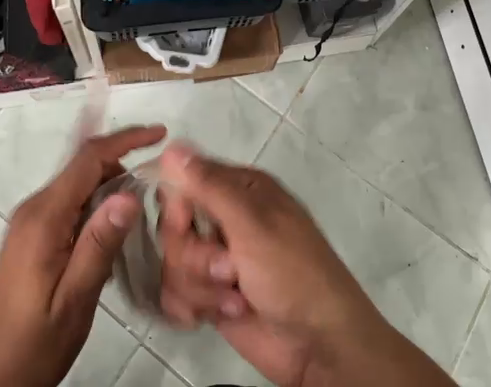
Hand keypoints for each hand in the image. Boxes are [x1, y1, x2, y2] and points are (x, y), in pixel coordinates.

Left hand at [0, 125, 166, 386]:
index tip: (161, 133)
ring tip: (148, 212)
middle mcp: (34, 209)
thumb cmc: (35, 342)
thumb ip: (100, 244)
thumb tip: (129, 193)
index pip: (88, 159)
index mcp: (44, 218)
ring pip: (79, 186)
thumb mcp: (75, 298)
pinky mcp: (33, 238)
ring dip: (113, 187)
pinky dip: (98, 206)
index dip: (126, 139)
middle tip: (162, 187)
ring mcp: (31, 222)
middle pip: (84, 167)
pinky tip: (118, 233)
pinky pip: (71, 205)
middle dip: (124, 164)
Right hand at [156, 143, 454, 386]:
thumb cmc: (293, 272)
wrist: (318, 343)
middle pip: (173, 226)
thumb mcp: (253, 223)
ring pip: (173, 262)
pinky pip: (174, 293)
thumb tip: (173, 146)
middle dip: (194, 255)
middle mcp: (225, 220)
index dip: (176, 205)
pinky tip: (207, 318)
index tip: (184, 224)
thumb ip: (209, 186)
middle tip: (226, 270)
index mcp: (240, 190)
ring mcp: (216, 260)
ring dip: (199, 286)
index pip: (183, 181)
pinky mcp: (210, 296)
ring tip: (234, 298)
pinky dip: (189, 307)